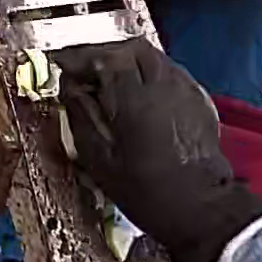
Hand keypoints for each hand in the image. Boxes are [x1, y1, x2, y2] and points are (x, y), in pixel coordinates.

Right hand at [53, 38, 261, 261]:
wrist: (204, 212)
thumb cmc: (145, 190)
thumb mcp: (99, 158)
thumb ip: (80, 115)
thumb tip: (68, 85)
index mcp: (134, 99)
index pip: (102, 58)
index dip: (76, 57)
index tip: (58, 63)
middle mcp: (162, 85)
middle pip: (128, 48)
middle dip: (101, 53)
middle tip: (82, 68)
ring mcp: (184, 88)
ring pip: (150, 55)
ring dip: (124, 59)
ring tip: (107, 76)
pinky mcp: (198, 97)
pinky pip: (167, 69)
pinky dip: (146, 70)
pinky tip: (136, 90)